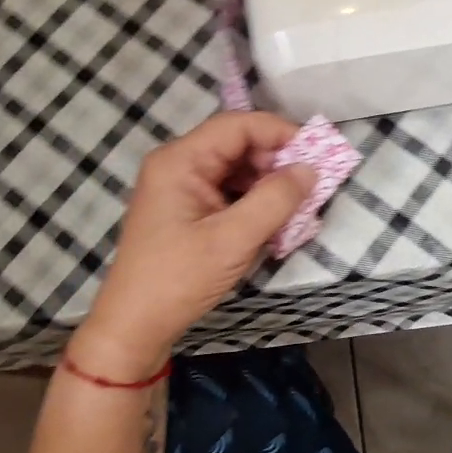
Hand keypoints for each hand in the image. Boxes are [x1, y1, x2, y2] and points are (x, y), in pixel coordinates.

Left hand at [68, 112, 315, 382]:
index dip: (280, 133)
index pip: (237, 125)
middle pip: (237, 146)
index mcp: (180, 161)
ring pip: (236, 171)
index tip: (317, 154)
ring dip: (268, 186)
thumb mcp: (233, 240)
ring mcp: (181, 189)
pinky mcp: (187, 212)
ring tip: (298, 209)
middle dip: (276, 163)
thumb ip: (275, 200)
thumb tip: (310, 170)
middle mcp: (178, 166)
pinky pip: (228, 194)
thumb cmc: (179, 279)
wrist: (134, 326)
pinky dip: (254, 204)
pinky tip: (275, 224)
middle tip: (311, 187)